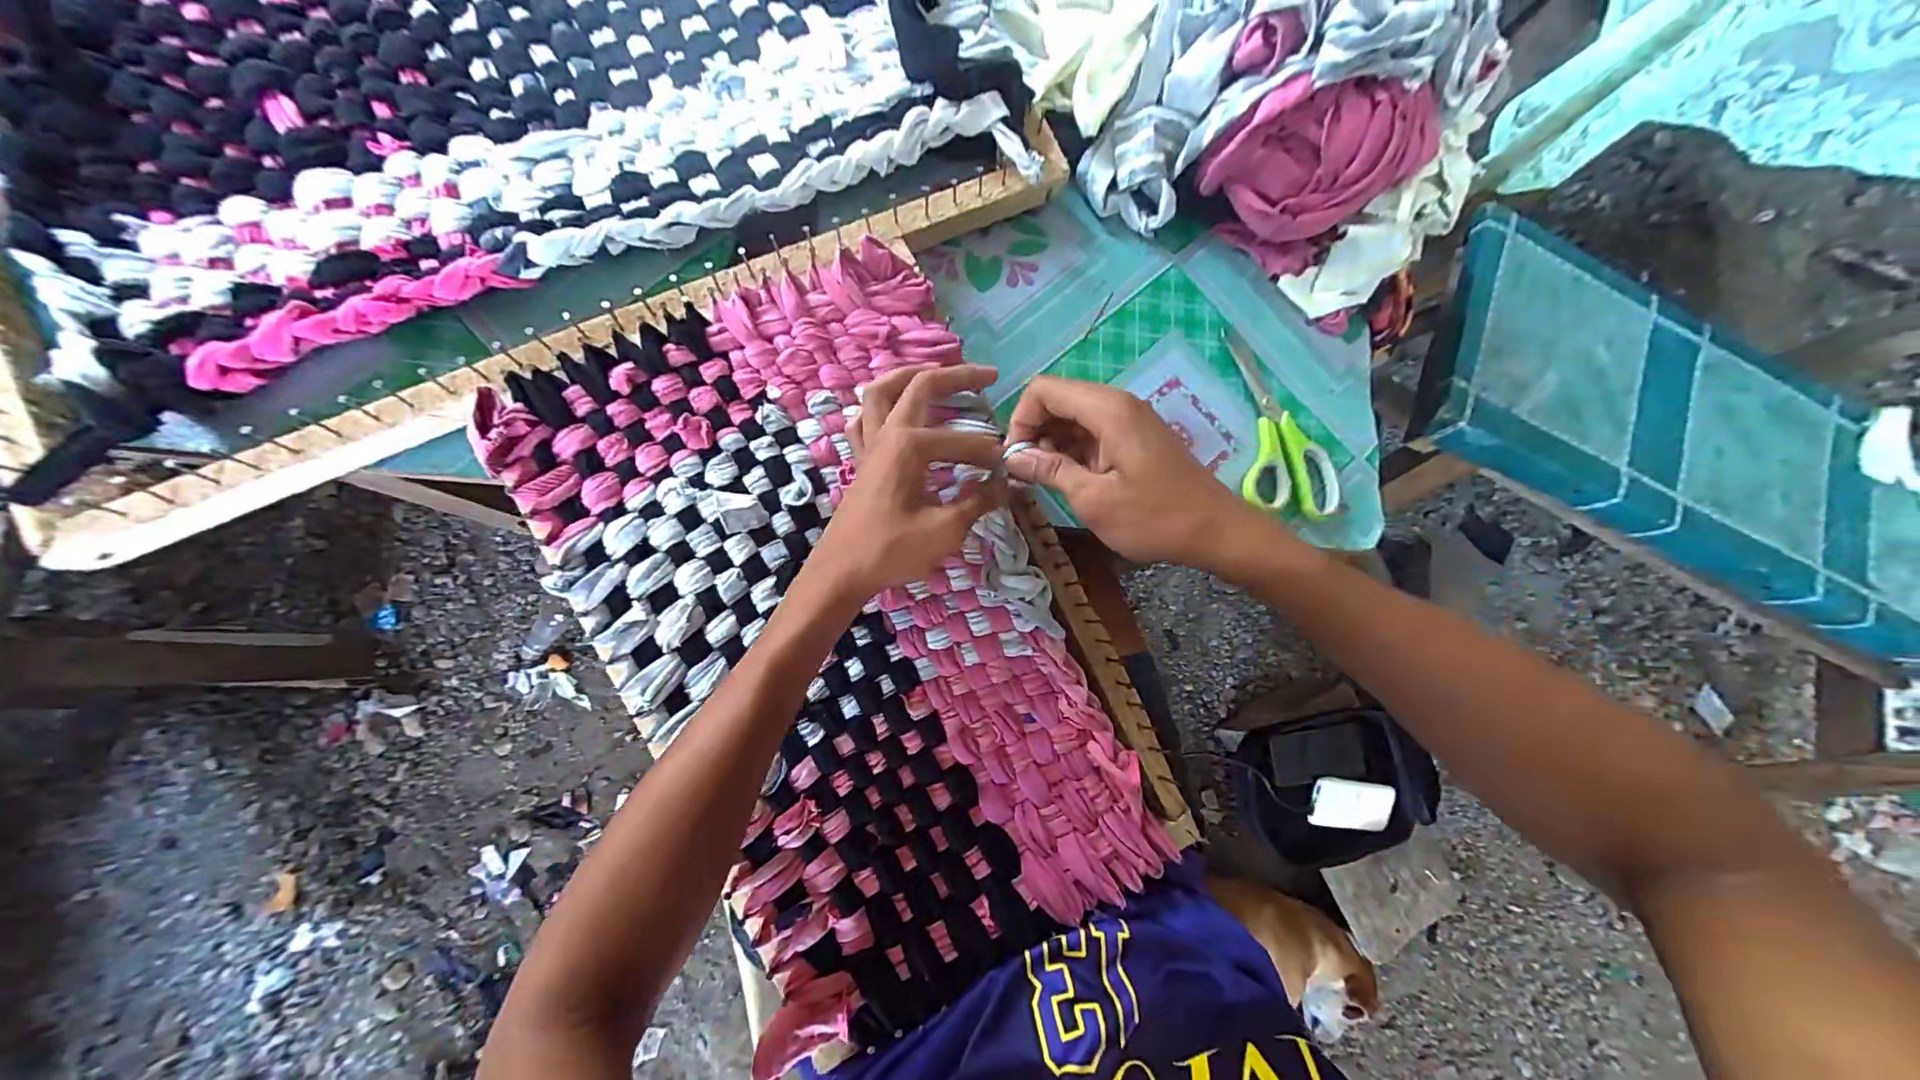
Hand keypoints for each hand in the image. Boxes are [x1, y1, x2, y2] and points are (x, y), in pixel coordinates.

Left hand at [802, 365, 1006, 603]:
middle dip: (957, 376)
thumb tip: (1002, 485)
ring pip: (881, 392)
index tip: (1009, 470)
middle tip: (989, 376)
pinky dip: (880, 409)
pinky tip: (895, 413)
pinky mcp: (861, 461)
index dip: (990, 454)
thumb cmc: (891, 551)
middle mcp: (886, 434)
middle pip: (920, 386)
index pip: (963, 441)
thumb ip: (976, 502)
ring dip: (910, 377)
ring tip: (937, 375)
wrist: (841, 572)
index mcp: (908, 446)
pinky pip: (864, 420)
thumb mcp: (944, 531)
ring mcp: (868, 445)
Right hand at [1004, 376, 1299, 572]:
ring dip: (1052, 444)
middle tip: (1027, 474)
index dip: (1020, 419)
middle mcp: (1117, 404)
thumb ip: (1050, 471)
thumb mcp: (1093, 499)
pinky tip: (1070, 480)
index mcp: (1107, 410)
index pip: (1043, 389)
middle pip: (1057, 400)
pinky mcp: (1134, 437)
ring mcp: (1128, 420)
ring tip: (1046, 481)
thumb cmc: (1154, 518)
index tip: (1015, 458)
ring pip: (1073, 417)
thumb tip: (1013, 457)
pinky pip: (1092, 432)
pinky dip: (1073, 451)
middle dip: (1034, 432)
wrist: (1215, 531)